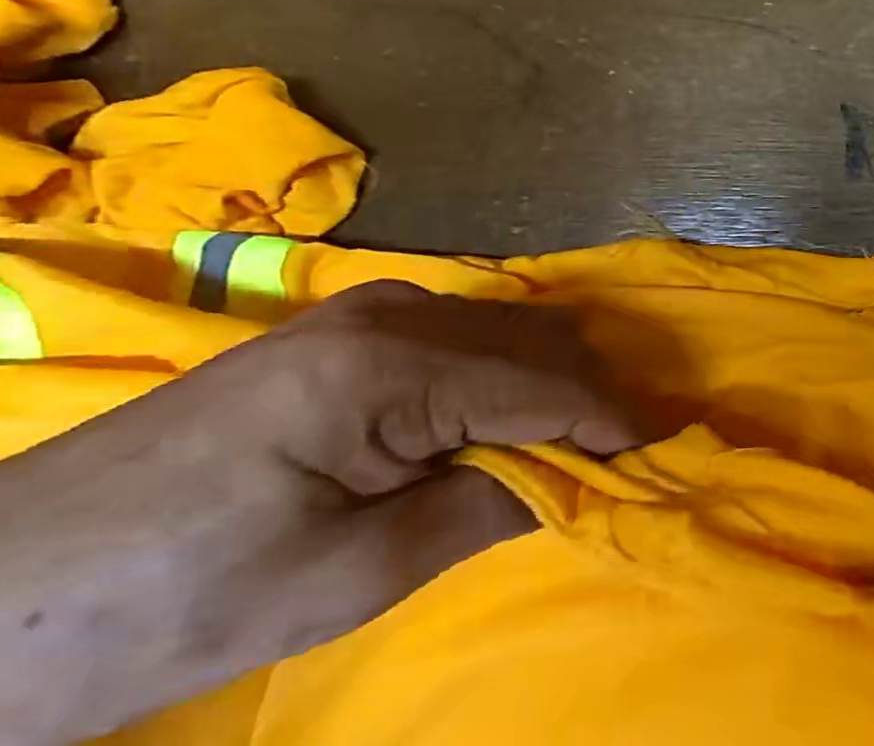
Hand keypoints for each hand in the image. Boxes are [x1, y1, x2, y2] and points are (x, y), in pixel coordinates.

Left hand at [0, 281, 643, 745]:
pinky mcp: (348, 328)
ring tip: (570, 449)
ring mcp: (366, 311)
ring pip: (515, 330)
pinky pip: (472, 334)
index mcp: (389, 365)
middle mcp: (391, 312)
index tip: (662, 459)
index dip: (616, 423)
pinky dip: (513, 374)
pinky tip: (505, 419)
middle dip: (594, 400)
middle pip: (544, 342)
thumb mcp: (353, 575)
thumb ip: (492, 505)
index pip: (550, 383)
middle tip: (617, 465)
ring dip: (557, 385)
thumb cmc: (169, 602)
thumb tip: (592, 477)